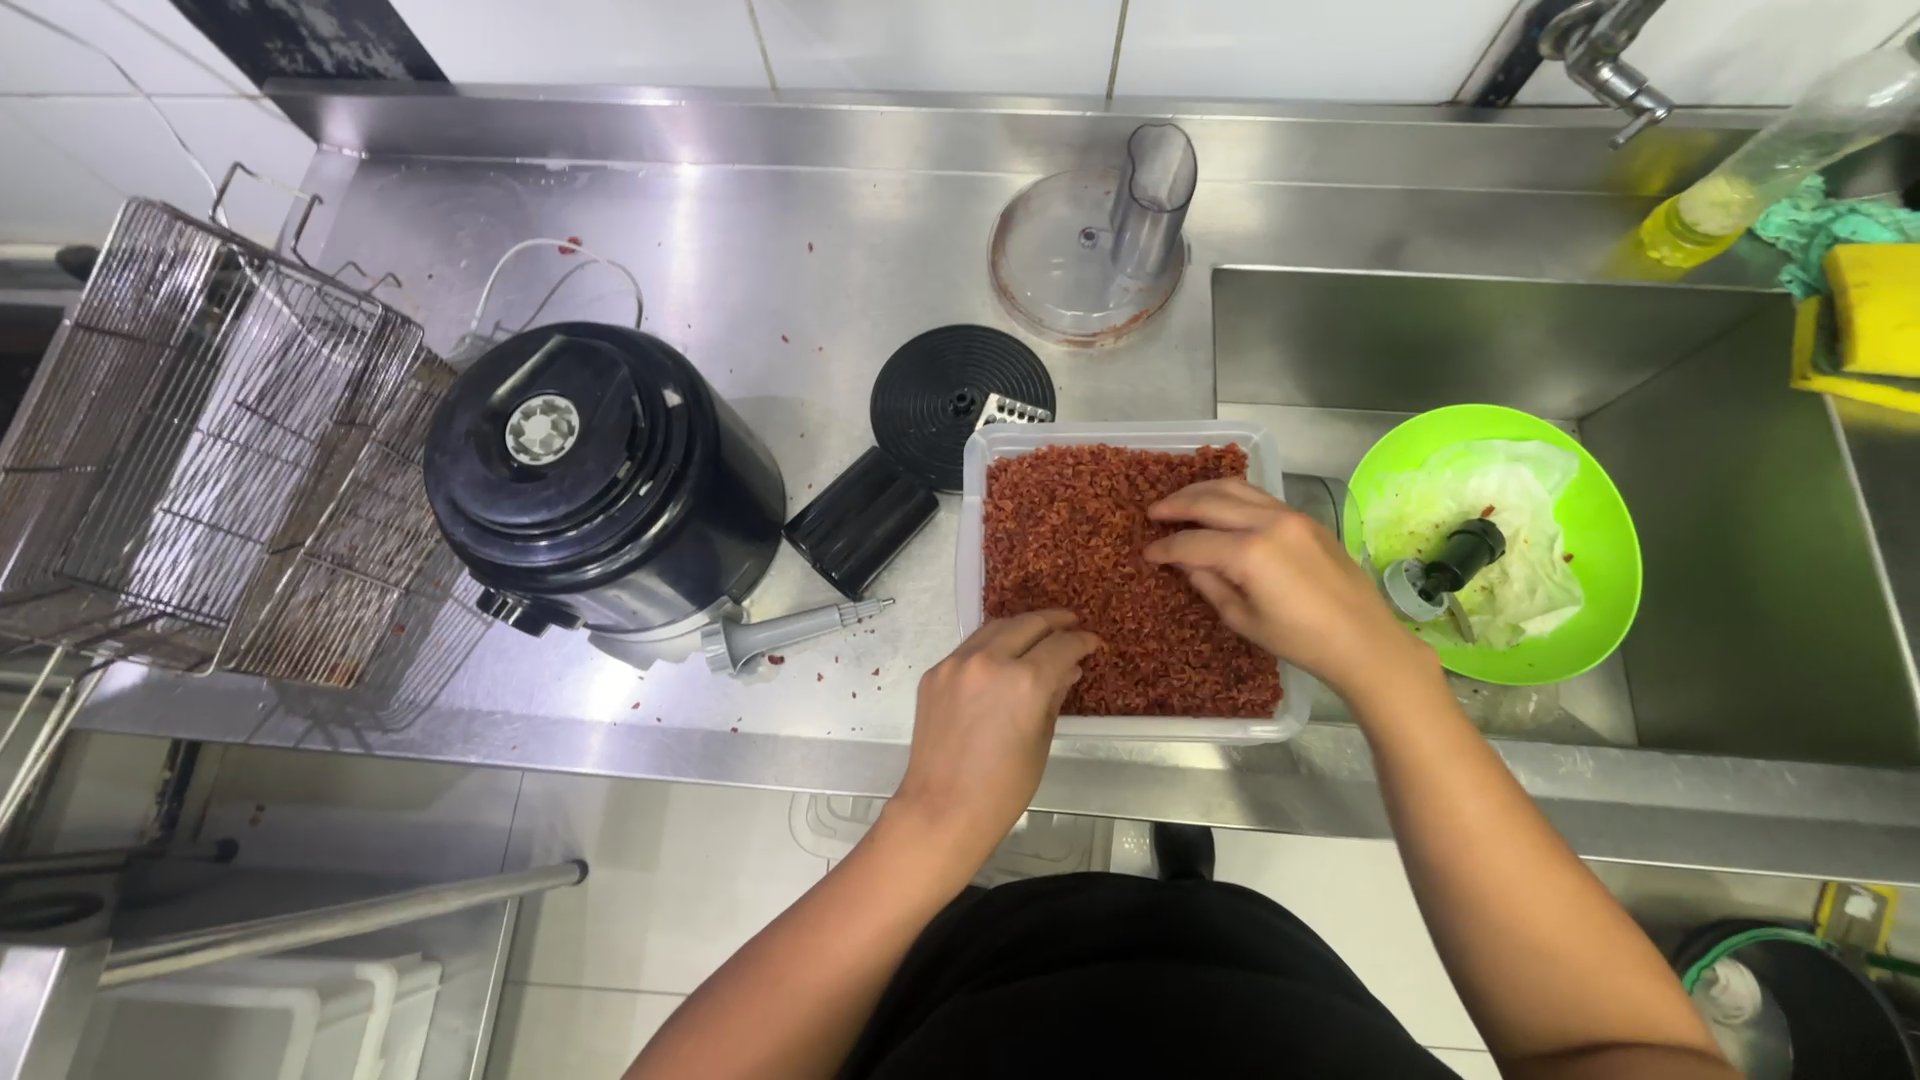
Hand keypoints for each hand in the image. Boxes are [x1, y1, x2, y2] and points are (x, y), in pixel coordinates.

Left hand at [889, 611, 1100, 870]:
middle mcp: (989, 661)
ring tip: (1038, 632)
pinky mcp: (935, 673)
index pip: (1062, 645)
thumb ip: (1054, 695)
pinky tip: (1001, 655)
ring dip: (1021, 627)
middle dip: (1055, 621)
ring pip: (995, 627)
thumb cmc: (1003, 787)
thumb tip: (1066, 669)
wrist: (942, 808)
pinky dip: (991, 645)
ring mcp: (956, 664)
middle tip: (1070, 623)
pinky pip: (969, 647)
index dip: (1083, 641)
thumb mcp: (1041, 740)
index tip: (1093, 643)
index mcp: (1025, 681)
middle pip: (1028, 624)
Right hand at [1142, 478, 1435, 701]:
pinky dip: (1231, 496)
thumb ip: (1208, 583)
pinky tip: (1218, 506)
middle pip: (1210, 502)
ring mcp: (1290, 516)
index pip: (1192, 543)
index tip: (1146, 553)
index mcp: (1249, 554)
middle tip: (1153, 512)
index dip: (1165, 548)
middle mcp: (1268, 523)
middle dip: (1176, 506)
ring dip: (1202, 492)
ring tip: (1180, 501)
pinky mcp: (1305, 518)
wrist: (1363, 639)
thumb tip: (1184, 562)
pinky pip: (1258, 496)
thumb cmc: (1300, 640)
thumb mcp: (1242, 618)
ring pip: (1236, 488)